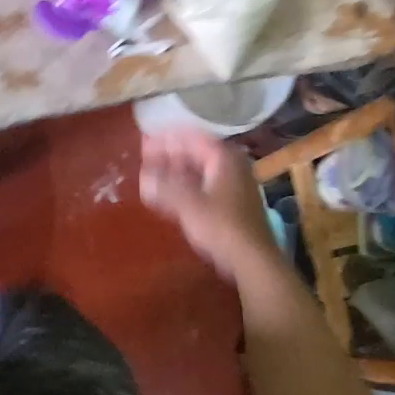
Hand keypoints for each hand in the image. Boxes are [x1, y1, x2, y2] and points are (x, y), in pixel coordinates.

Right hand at [139, 128, 280, 282]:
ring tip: (152, 175)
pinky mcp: (231, 203)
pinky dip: (185, 187)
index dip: (166, 138)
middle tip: (145, 156)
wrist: (251, 257)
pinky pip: (203, 186)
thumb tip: (143, 177)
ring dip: (175, 171)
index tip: (145, 140)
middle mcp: (231, 165)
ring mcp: (234, 185)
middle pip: (196, 152)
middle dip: (169, 154)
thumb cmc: (221, 226)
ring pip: (199, 171)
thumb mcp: (188, 204)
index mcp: (223, 158)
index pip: (192, 137)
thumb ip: (163, 187)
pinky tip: (168, 195)